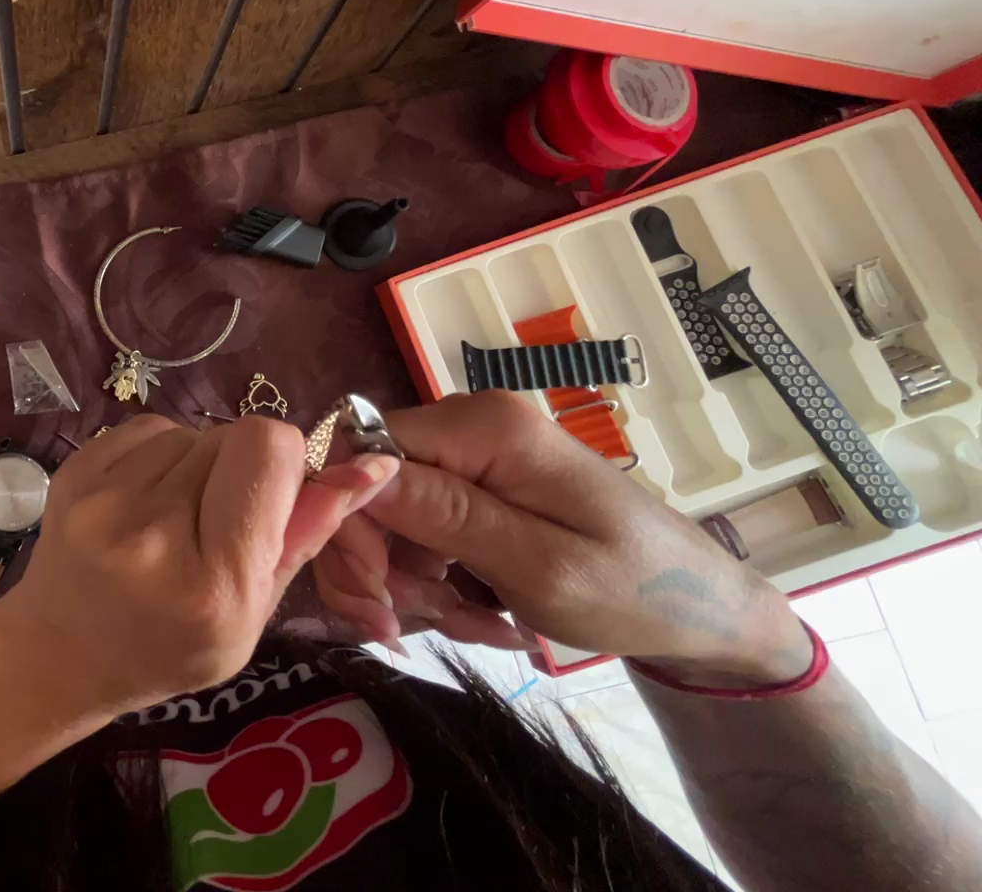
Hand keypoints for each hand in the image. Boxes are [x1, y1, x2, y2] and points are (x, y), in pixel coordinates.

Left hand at [0, 414, 397, 720]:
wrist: (59, 652)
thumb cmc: (166, 650)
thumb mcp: (251, 618)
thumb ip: (305, 537)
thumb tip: (370, 466)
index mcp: (211, 580)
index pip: (267, 449)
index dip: (285, 462)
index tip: (273, 498)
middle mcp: (150, 528)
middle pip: (231, 435)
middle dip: (242, 469)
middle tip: (219, 518)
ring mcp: (101, 495)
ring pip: (191, 430)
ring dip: (198, 462)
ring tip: (176, 515)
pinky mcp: (73, 470)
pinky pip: (148, 428)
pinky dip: (160, 454)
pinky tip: (145, 499)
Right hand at [349, 391, 811, 684]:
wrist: (700, 613)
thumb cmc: (637, 592)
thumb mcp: (541, 566)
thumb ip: (448, 515)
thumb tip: (356, 475)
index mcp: (481, 427)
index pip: (360, 453)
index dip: (349, 523)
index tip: (376, 595)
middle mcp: (462, 425)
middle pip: (362, 486)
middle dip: (373, 563)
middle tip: (401, 625)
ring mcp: (464, 454)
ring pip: (379, 514)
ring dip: (401, 579)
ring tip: (460, 624)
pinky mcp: (467, 484)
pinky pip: (409, 527)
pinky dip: (423, 577)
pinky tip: (464, 611)